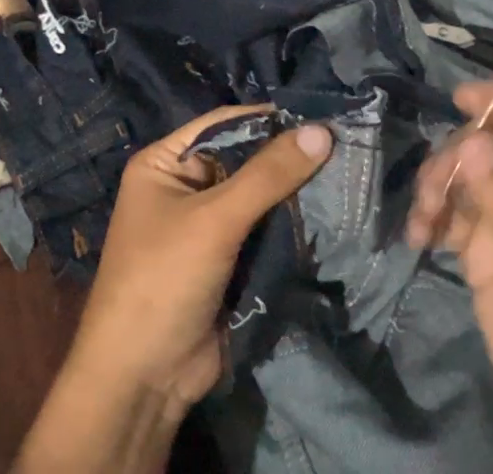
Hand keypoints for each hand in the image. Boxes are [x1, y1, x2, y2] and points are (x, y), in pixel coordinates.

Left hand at [14, 106, 332, 473]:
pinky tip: (331, 214)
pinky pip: (264, 232)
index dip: (270, 119)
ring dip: (295, 194)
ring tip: (348, 176)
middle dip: (288, 158)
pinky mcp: (228, 261)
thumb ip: (268, 175)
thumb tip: (322, 130)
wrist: (144, 377)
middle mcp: (183, 187)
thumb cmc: (164, 281)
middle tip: (346, 147)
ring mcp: (206, 227)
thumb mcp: (215, 220)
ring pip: (259, 198)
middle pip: (244, 160)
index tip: (324, 115)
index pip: (223, 124)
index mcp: (163, 164)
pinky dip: (292, 226)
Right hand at [407, 82, 492, 473]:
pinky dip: (432, 218)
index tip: (458, 96)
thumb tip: (472, 138)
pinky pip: (454, 217)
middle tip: (433, 190)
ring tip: (423, 222)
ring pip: (470, 178)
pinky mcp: (489, 258)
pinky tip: (418, 237)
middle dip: (460, 155)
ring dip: (439, 187)